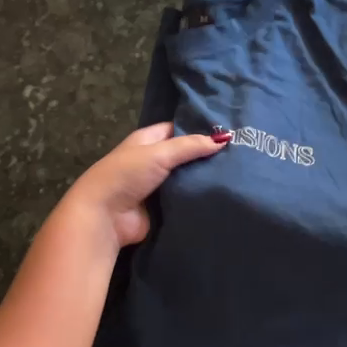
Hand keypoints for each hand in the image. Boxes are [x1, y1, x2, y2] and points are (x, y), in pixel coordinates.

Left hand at [59, 122, 230, 246]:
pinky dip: (199, 198)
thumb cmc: (127, 175)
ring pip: (187, 178)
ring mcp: (158, 186)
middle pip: (184, 156)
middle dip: (206, 156)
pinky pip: (185, 200)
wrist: (105, 217)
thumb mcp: (158, 153)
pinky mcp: (163, 208)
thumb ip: (190, 146)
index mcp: (146, 141)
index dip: (198, 129)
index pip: (176, 129)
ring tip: (239, 175)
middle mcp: (152, 161)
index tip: (228, 131)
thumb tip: (224, 139)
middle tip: (241, 153)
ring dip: (205, 178)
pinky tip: (224, 195)